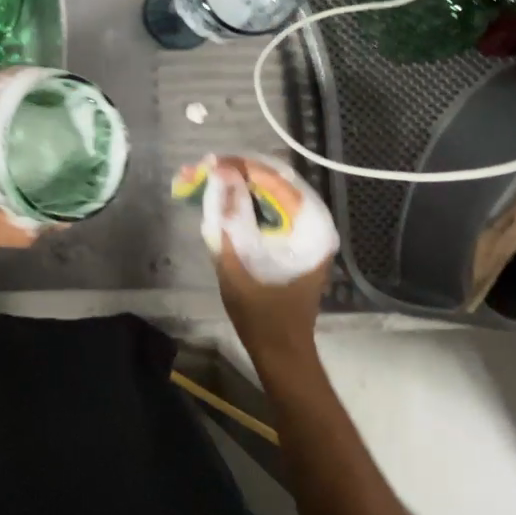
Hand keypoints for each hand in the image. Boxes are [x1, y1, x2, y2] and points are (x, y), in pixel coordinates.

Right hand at [208, 156, 328, 359]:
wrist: (280, 350)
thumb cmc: (260, 312)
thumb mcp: (238, 260)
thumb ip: (231, 213)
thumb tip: (221, 171)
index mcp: (310, 226)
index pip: (274, 179)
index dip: (239, 167)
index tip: (207, 164)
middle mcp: (314, 223)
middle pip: (272, 183)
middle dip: (235, 174)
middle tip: (201, 171)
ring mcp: (305, 232)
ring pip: (268, 195)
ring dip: (237, 187)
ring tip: (204, 182)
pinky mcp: (294, 242)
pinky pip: (268, 211)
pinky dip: (244, 204)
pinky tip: (220, 202)